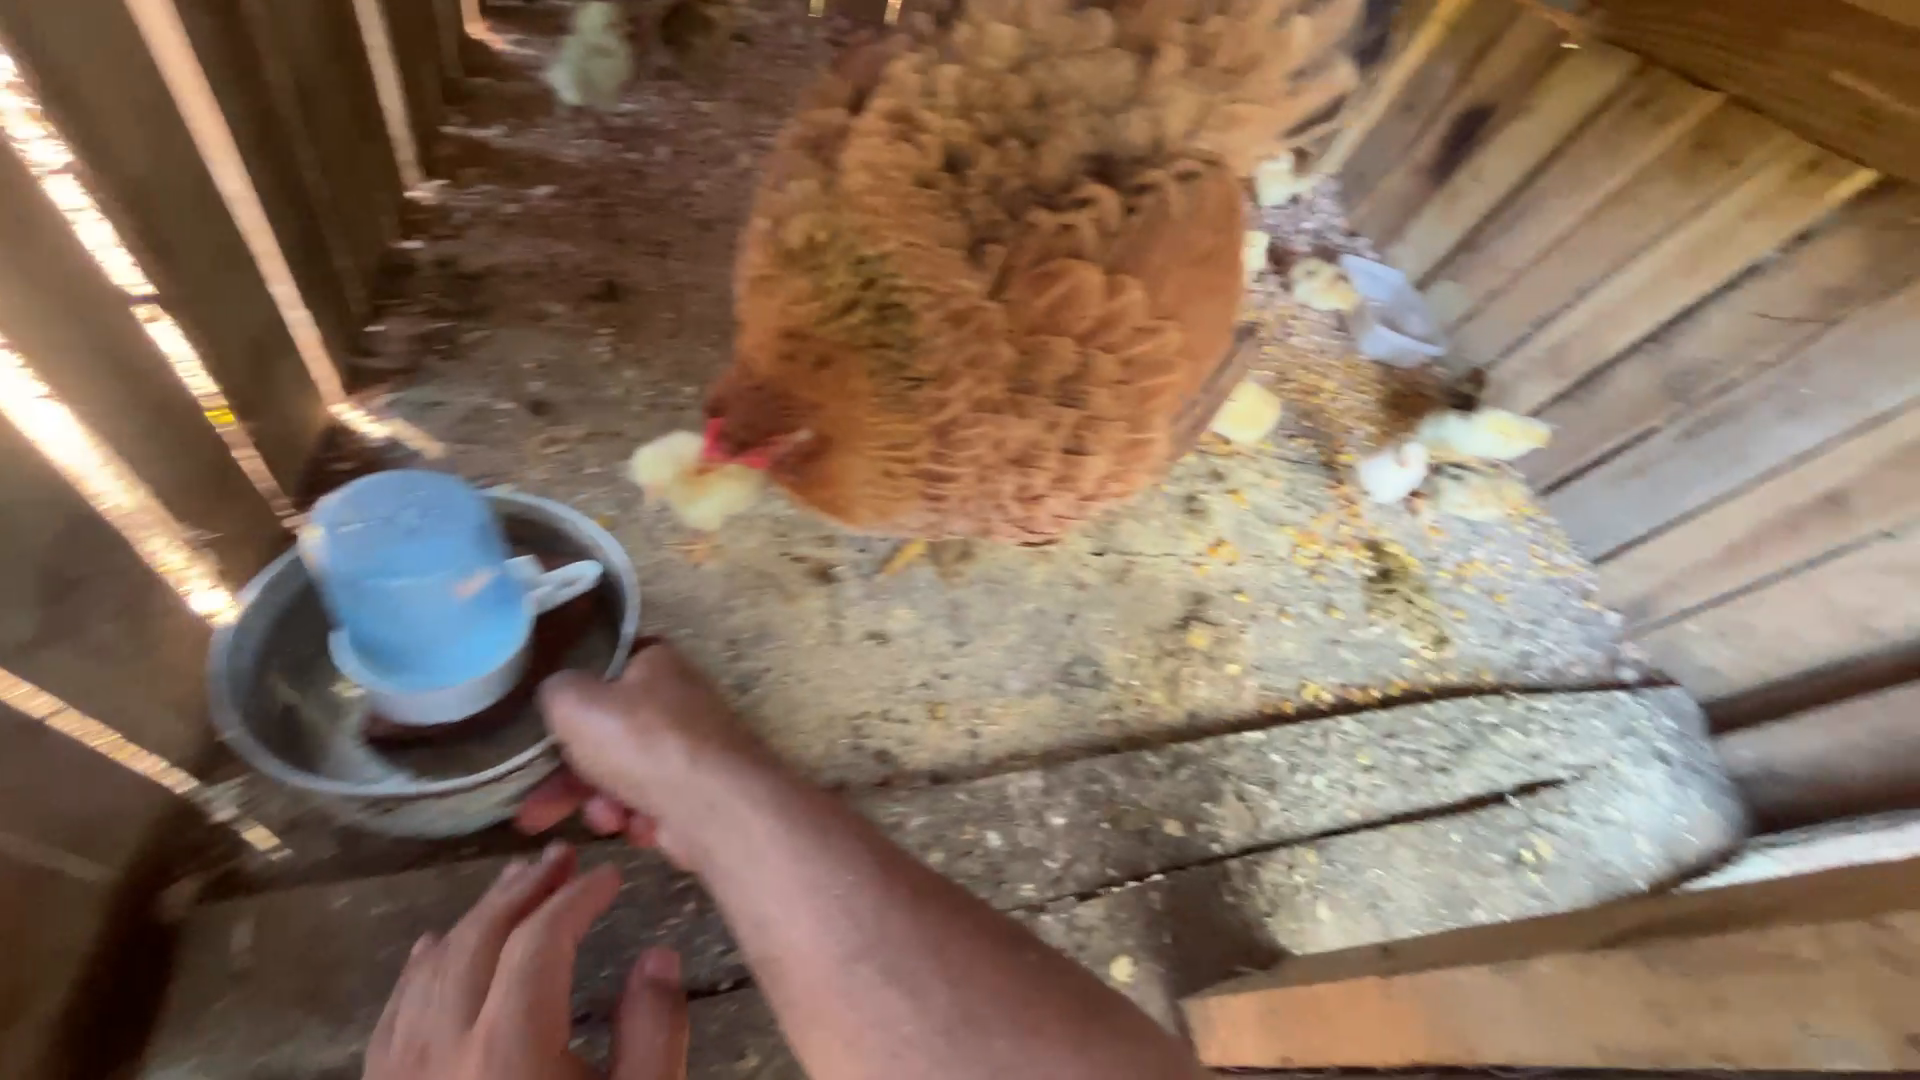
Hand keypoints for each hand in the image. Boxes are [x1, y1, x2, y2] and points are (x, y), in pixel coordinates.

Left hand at [365, 842, 687, 1079]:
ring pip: (429, 973)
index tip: (612, 875)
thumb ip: (654, 1030)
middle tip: (561, 859)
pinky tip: (434, 948)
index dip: (578, 897)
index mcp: (508, 1052)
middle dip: (524, 891)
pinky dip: (418, 971)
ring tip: (513, 886)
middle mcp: (442, 1059)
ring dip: (476, 918)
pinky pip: (390, 1021)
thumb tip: (658, 955)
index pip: (540, 941)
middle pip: (478, 942)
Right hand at [518, 641, 771, 866]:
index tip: (545, 731)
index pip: (607, 669)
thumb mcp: (576, 703)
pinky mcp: (699, 789)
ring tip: (603, 820)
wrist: (715, 803)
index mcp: (657, 663)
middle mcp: (679, 699)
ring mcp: (692, 746)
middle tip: (533, 813)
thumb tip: (559, 692)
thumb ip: (556, 691)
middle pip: (608, 734)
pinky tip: (639, 826)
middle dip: (569, 776)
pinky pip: (651, 802)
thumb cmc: (644, 741)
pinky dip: (638, 817)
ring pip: (623, 774)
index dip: (572, 699)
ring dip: (601, 802)